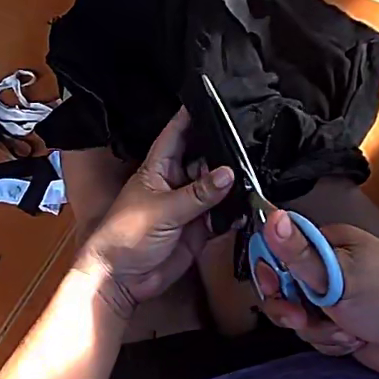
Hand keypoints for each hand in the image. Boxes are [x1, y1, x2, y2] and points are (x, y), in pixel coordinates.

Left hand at [76, 110, 233, 317]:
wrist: (123, 279)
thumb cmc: (125, 236)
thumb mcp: (164, 209)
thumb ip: (198, 193)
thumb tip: (228, 173)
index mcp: (158, 170)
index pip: (176, 135)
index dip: (190, 117)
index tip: (212, 99)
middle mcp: (175, 184)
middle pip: (204, 161)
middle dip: (223, 154)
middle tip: (249, 144)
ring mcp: (188, 207)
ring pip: (216, 189)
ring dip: (232, 186)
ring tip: (254, 175)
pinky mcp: (198, 230)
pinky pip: (220, 217)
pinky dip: (234, 214)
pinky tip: (247, 208)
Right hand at [255, 212, 378, 377]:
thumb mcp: (340, 276)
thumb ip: (299, 253)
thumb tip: (271, 214)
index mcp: (330, 244)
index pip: (281, 249)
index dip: (269, 271)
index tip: (272, 288)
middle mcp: (330, 269)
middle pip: (284, 287)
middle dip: (292, 309)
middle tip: (302, 318)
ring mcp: (336, 299)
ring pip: (299, 317)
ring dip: (318, 331)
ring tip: (347, 331)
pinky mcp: (342, 326)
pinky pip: (316, 337)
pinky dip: (331, 343)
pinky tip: (355, 341)